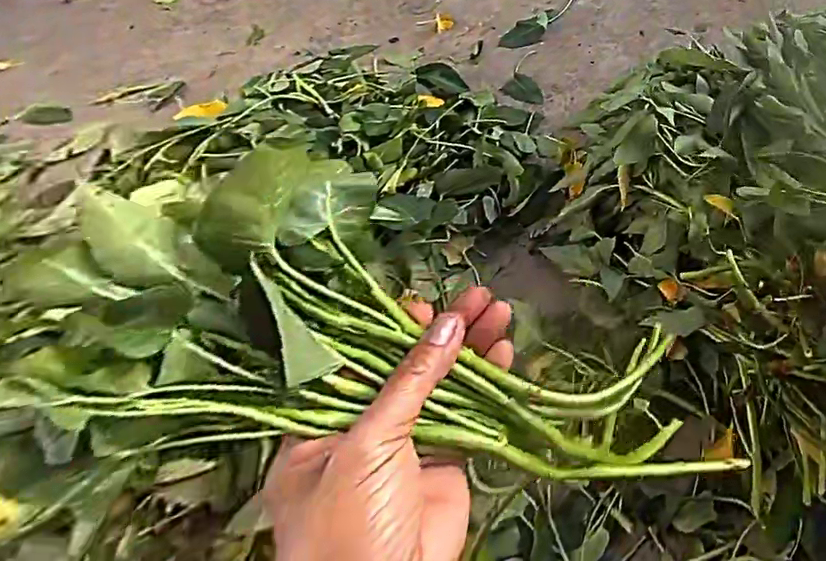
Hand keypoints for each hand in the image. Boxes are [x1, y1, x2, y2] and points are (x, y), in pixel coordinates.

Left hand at [264, 286, 515, 560]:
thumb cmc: (349, 529)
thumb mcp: (368, 447)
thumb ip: (410, 381)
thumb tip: (447, 323)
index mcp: (321, 431)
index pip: (357, 363)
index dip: (390, 330)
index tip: (424, 303)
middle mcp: (364, 432)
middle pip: (409, 366)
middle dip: (444, 330)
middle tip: (478, 297)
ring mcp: (408, 444)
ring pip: (443, 382)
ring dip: (472, 347)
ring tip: (499, 313)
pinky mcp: (445, 458)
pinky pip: (469, 408)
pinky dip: (488, 379)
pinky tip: (504, 353)